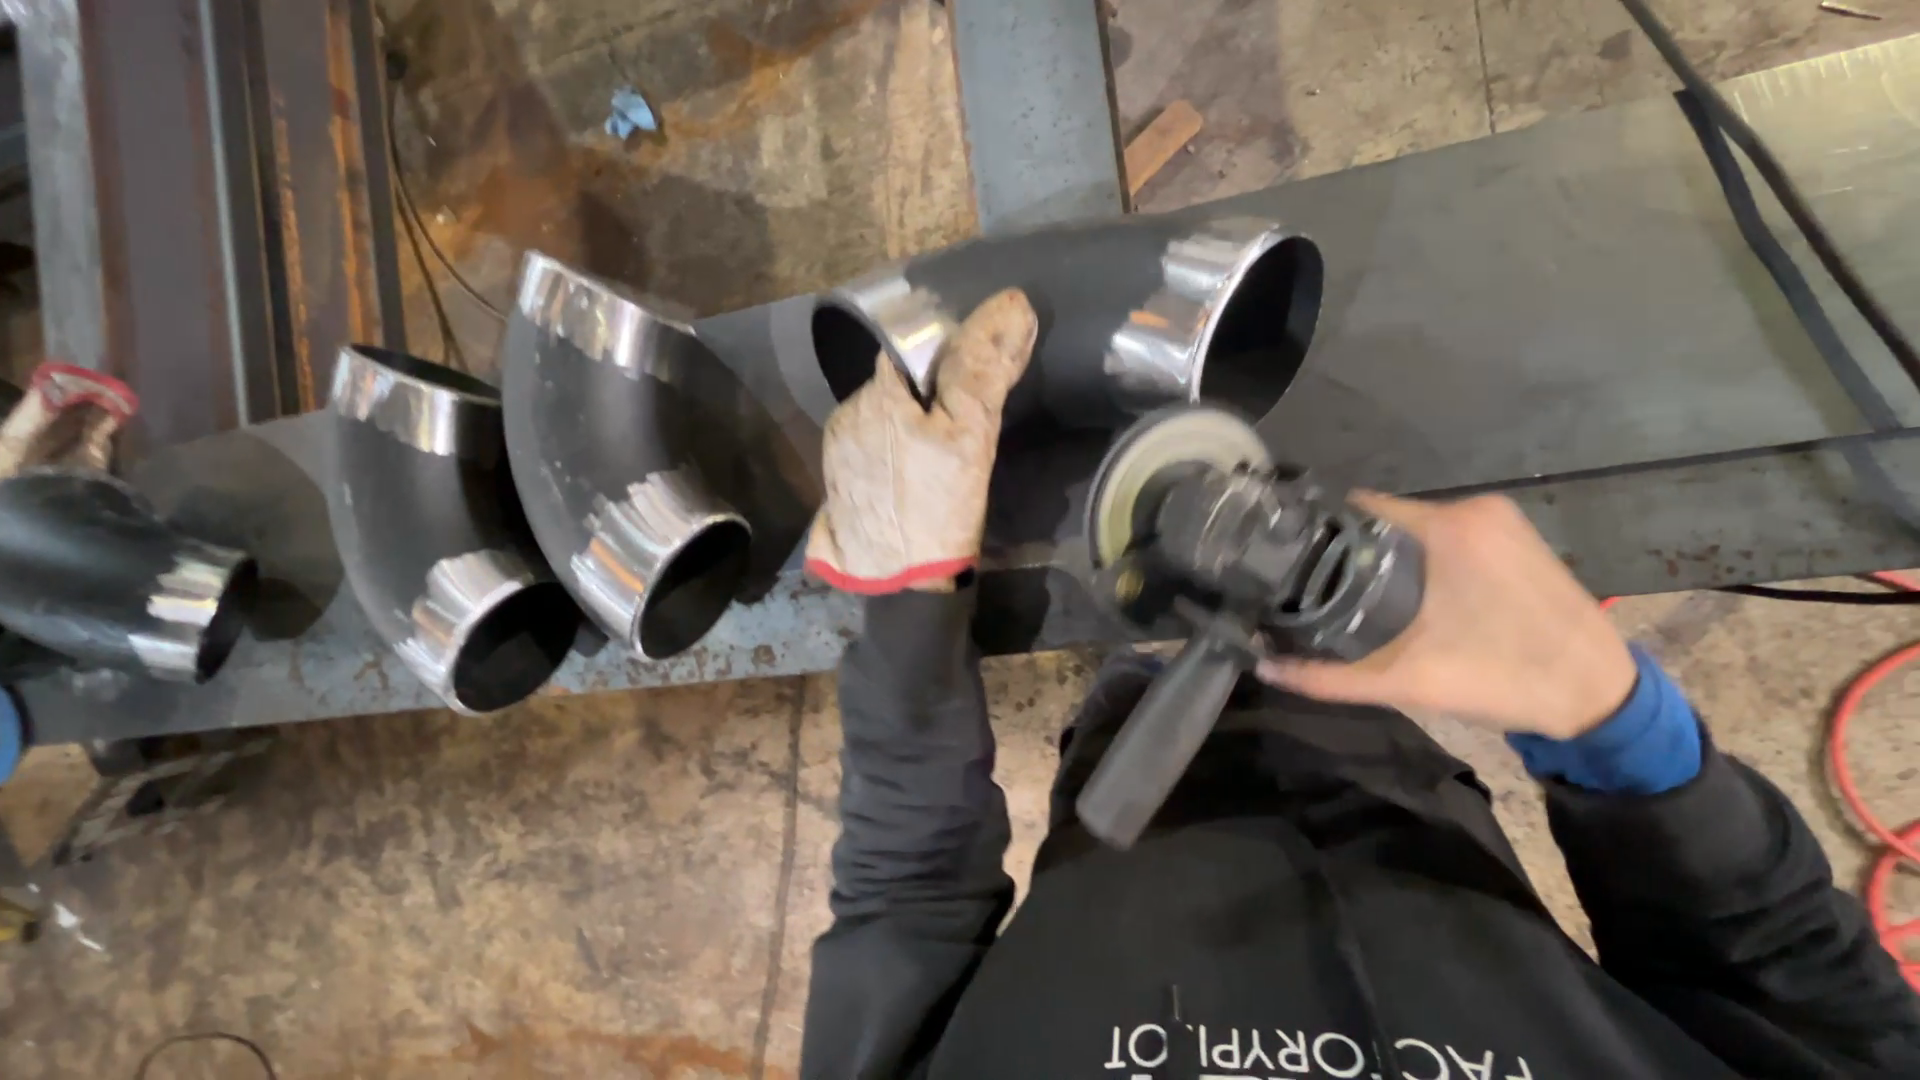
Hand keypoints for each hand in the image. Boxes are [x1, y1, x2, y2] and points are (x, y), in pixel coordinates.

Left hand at [805, 289, 1037, 593]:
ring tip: (934, 462)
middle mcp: (847, 413)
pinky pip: (867, 449)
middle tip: (957, 433)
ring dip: (905, 426)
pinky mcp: (836, 482)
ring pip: (880, 417)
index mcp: (877, 394)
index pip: (910, 350)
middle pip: (895, 384)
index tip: (968, 385)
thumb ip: (983, 369)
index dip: (942, 360)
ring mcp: (836, 451)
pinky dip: (889, 454)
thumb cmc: (938, 505)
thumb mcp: (971, 436)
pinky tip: (908, 481)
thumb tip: (1011, 305)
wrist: (899, 583)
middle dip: (925, 397)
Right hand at [1258, 492, 1634, 738]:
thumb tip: (1264, 669)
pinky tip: (1407, 589)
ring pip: (1415, 525)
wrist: (1600, 697)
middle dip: (1350, 547)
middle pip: (1384, 517)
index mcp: (1447, 529)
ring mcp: (1500, 519)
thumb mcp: (1407, 682)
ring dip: (1385, 552)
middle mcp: (1473, 509)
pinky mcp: (1517, 535)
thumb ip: (1329, 677)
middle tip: (1315, 584)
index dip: (1319, 532)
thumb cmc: (1503, 679)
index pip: (1357, 509)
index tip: (1290, 558)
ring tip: (1352, 588)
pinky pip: (1447, 533)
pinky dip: (1421, 555)